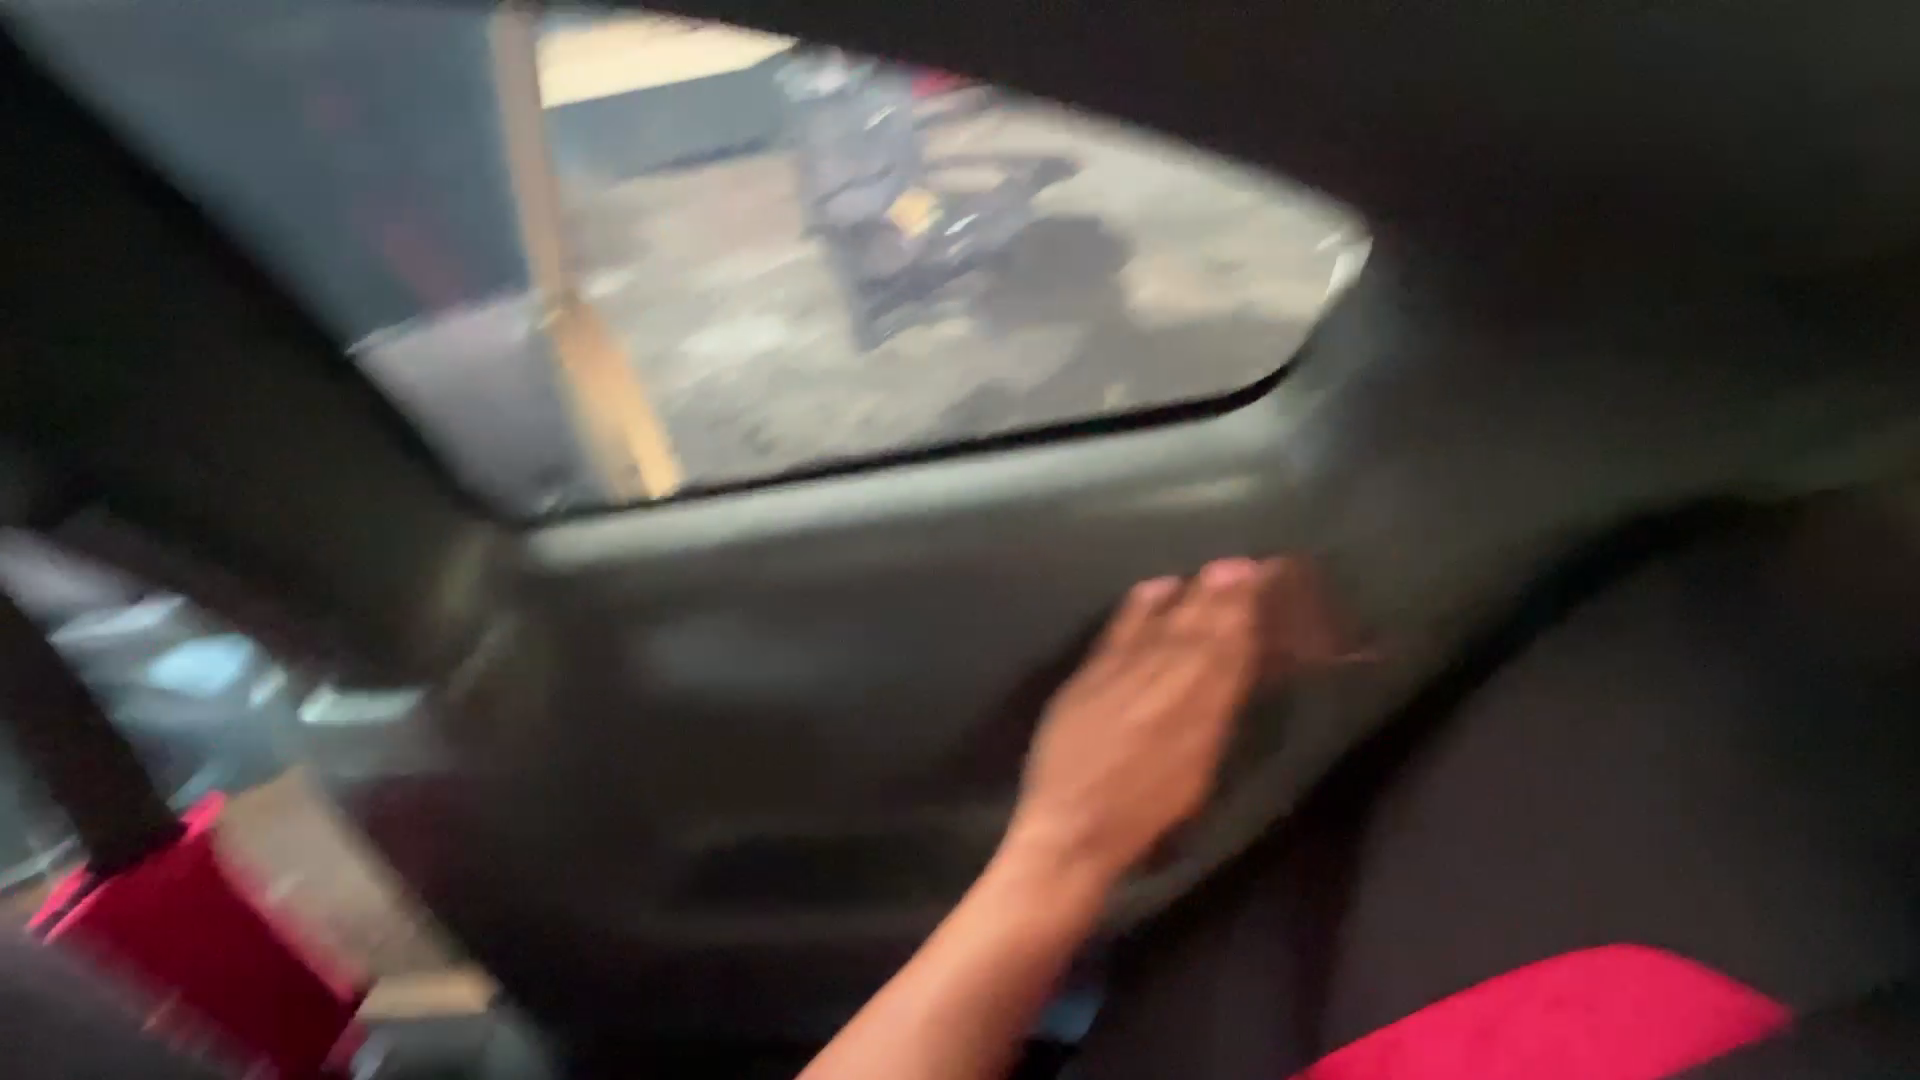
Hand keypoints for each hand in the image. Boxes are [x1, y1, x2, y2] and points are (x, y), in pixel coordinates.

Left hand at [1003, 557, 1331, 885]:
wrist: (1074, 825)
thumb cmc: (1142, 816)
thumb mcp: (1195, 773)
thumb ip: (1211, 721)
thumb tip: (1225, 679)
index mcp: (1203, 721)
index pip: (1231, 659)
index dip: (1247, 622)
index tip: (1264, 592)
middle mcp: (1170, 691)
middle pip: (1202, 634)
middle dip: (1226, 597)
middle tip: (1246, 564)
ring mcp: (1126, 677)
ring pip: (1168, 626)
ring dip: (1193, 595)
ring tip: (1215, 569)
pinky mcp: (1091, 675)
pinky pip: (1122, 631)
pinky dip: (1142, 606)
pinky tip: (1159, 585)